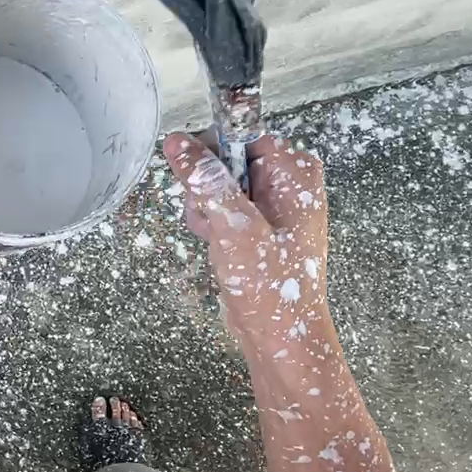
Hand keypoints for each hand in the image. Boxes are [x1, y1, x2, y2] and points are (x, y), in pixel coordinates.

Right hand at [162, 131, 328, 345]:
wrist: (279, 335)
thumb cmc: (269, 285)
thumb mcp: (233, 226)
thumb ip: (205, 180)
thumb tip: (176, 141)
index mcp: (295, 174)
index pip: (240, 135)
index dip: (212, 155)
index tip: (199, 182)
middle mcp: (288, 182)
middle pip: (225, 159)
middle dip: (206, 188)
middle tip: (212, 220)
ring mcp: (272, 203)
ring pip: (216, 183)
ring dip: (204, 208)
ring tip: (216, 237)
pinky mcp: (258, 223)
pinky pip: (220, 205)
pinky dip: (210, 222)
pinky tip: (215, 244)